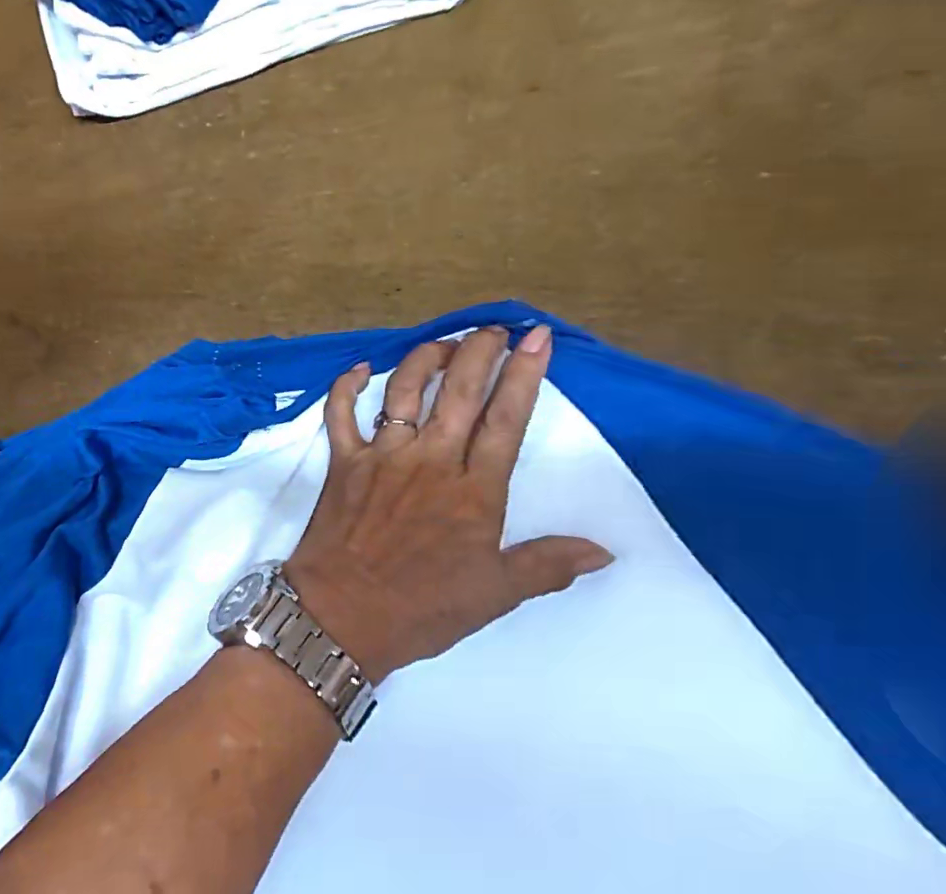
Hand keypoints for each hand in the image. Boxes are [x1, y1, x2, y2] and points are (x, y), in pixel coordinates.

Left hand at [283, 325, 613, 682]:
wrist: (342, 617)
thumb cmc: (422, 608)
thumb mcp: (494, 594)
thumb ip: (548, 565)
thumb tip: (604, 551)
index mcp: (473, 489)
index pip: (506, 418)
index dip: (524, 374)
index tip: (536, 338)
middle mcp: (431, 459)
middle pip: (460, 390)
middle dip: (480, 350)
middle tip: (494, 328)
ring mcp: (383, 456)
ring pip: (405, 390)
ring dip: (426, 358)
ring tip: (445, 342)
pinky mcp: (344, 462)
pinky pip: (341, 413)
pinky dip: (347, 387)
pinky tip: (361, 368)